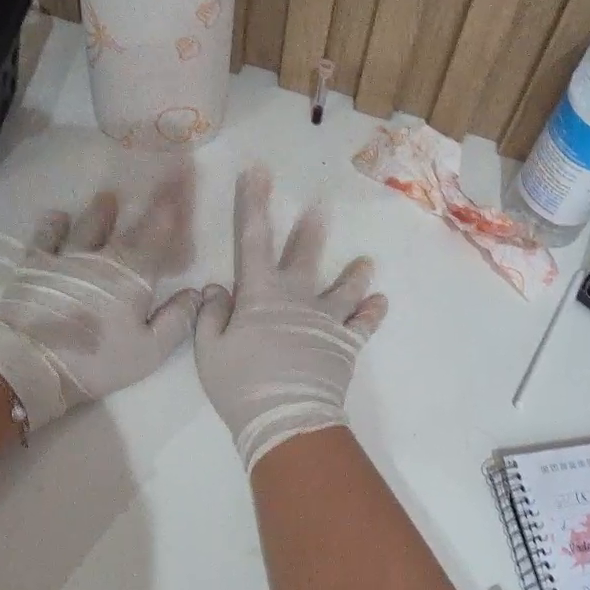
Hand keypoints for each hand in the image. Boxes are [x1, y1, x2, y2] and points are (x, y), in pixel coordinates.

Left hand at [0, 165, 199, 430]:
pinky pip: (45, 238)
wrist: (31, 363)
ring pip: (88, 226)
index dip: (175, 206)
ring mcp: (66, 259)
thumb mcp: (150, 350)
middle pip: (131, 225)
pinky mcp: (34, 267)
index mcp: (134, 277)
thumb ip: (177, 319)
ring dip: (100, 211)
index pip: (161, 234)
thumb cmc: (99, 361)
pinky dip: (53, 225)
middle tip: (161, 175)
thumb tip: (197, 292)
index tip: (186, 179)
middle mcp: (102, 258)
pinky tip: (57, 216)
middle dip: (150, 200)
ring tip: (108, 196)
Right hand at [195, 168, 387, 468]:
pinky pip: (365, 323)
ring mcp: (328, 318)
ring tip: (366, 261)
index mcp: (261, 293)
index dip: (254, 202)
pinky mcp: (347, 342)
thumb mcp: (209, 351)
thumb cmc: (242, 385)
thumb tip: (220, 289)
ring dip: (355, 272)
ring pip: (345, 286)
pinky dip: (373, 312)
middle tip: (322, 205)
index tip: (258, 172)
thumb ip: (212, 315)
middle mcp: (298, 296)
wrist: (287, 417)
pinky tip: (381, 301)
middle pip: (304, 254)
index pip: (253, 238)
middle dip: (310, 228)